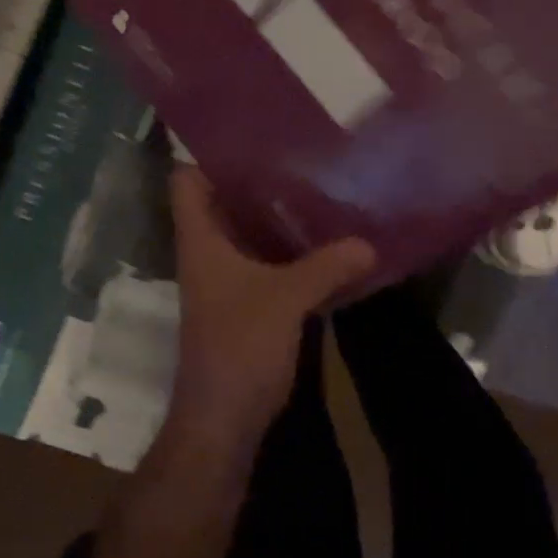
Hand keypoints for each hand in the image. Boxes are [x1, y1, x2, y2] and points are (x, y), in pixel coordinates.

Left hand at [166, 167, 374, 433]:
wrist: (224, 421)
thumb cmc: (240, 347)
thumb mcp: (286, 300)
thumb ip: (326, 266)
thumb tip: (369, 242)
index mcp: (202, 241)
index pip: (188, 181)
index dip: (211, 155)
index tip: (254, 136)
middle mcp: (210, 254)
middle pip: (225, 204)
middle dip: (260, 182)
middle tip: (305, 157)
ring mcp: (228, 282)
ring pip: (251, 236)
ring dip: (280, 220)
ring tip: (324, 191)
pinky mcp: (249, 307)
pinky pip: (270, 266)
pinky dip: (293, 255)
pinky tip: (331, 246)